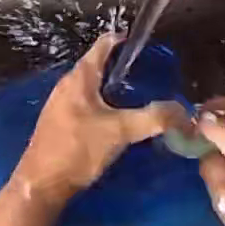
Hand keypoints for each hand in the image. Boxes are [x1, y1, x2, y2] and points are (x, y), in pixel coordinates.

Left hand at [13, 34, 189, 208]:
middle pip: (99, 65)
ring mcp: (61, 103)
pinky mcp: (60, 122)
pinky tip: (117, 119)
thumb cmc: (78, 149)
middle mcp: (68, 84)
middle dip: (123, 67)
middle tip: (151, 76)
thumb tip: (183, 112)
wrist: (41, 185)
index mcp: (80, 77)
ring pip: (92, 86)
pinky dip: (103, 103)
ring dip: (113, 88)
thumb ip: (154, 118)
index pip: (103, 45)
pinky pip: (86, 103)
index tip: (147, 46)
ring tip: (139, 96)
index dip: (124, 40)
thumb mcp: (121, 131)